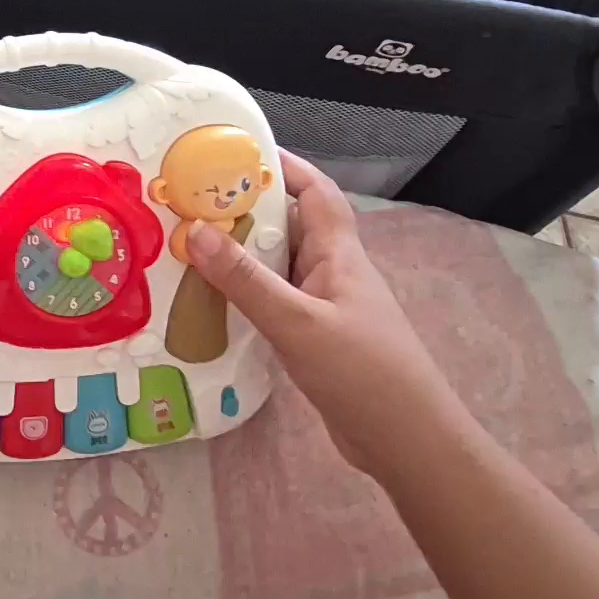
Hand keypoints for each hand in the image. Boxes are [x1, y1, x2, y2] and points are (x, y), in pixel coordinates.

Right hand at [184, 151, 467, 475]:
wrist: (408, 445)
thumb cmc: (362, 373)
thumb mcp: (297, 322)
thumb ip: (245, 279)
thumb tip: (195, 229)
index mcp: (338, 254)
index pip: (316, 192)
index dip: (285, 166)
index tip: (239, 152)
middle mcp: (332, 271)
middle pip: (288, 225)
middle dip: (245, 209)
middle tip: (193, 202)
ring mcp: (324, 305)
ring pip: (277, 265)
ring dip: (240, 254)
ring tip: (190, 245)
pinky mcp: (315, 336)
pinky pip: (274, 298)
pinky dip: (245, 292)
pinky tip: (213, 300)